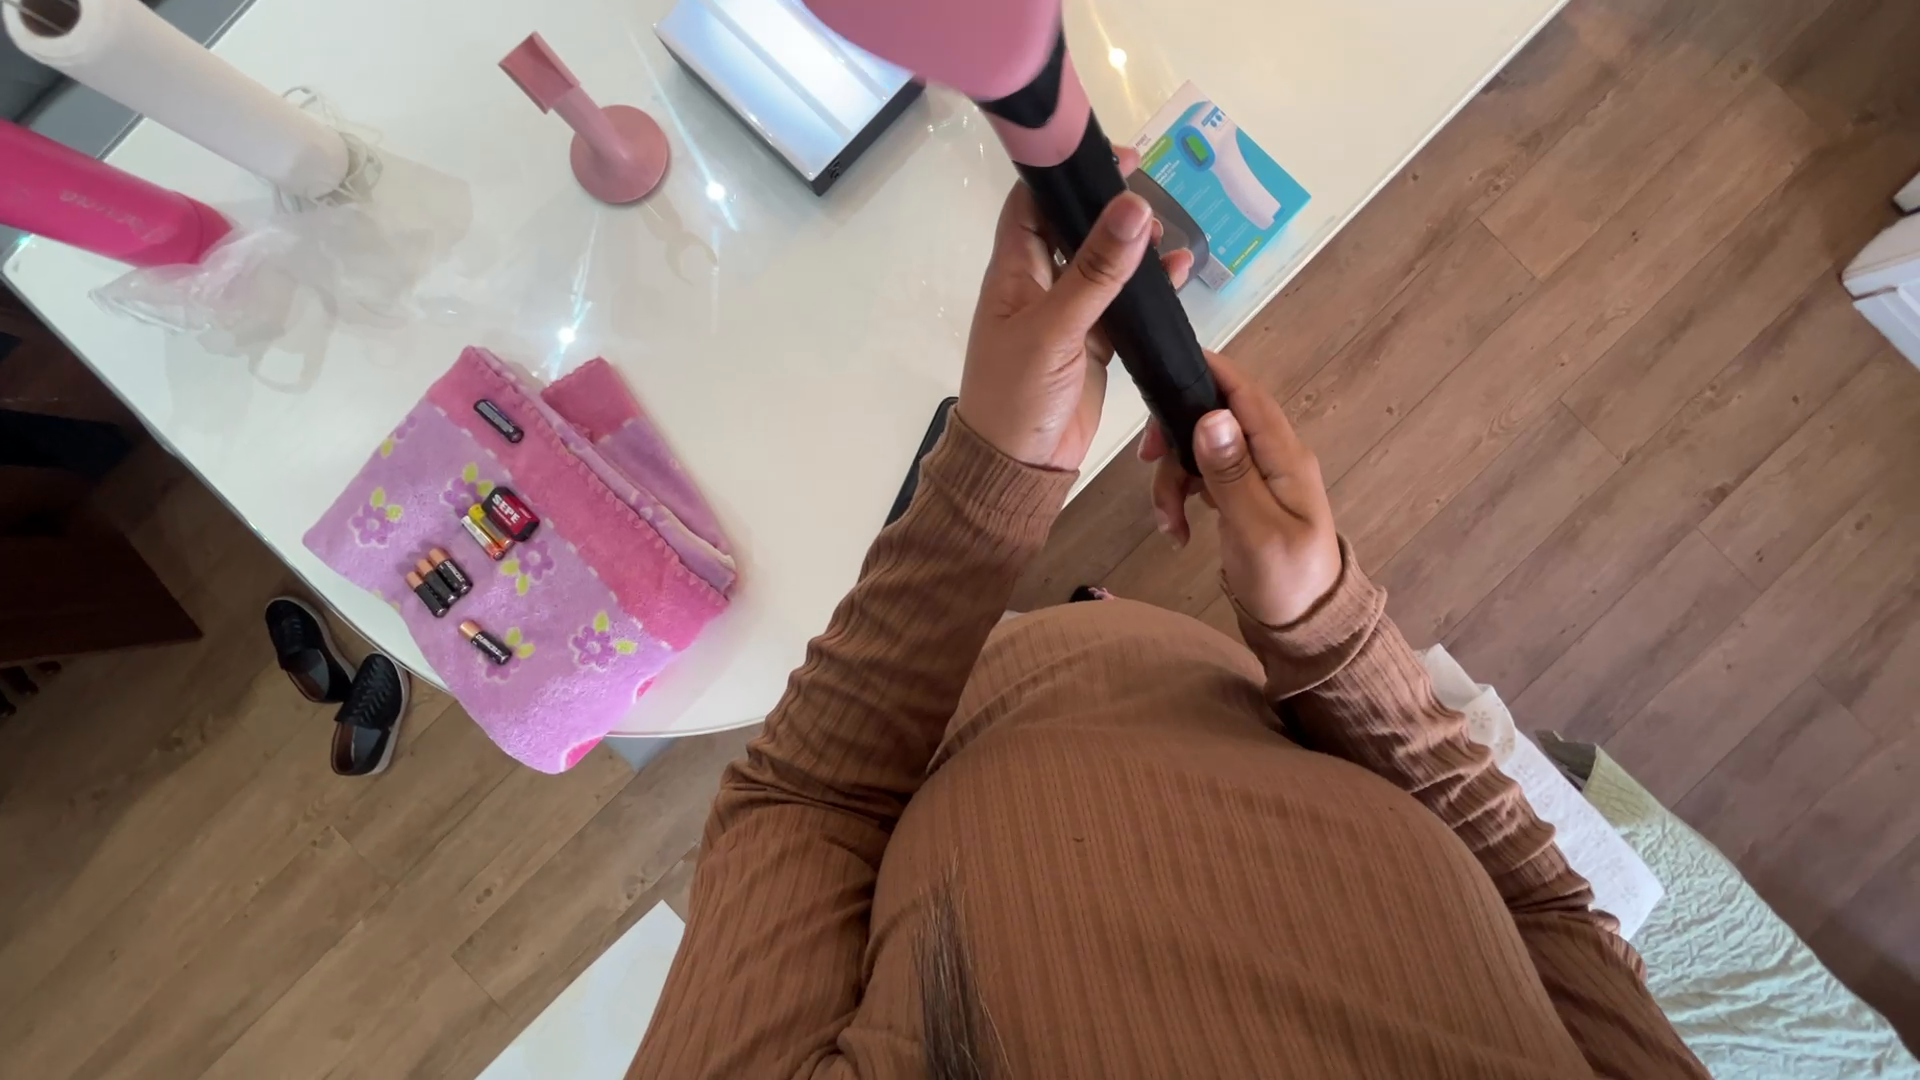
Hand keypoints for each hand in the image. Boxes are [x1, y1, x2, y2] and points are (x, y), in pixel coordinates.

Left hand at [959, 146, 1194, 470]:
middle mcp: (1039, 287)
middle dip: (1111, 209)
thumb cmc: (1017, 395)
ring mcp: (1067, 316)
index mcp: (1013, 273)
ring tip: (1169, 236)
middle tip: (1153, 191)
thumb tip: (1135, 207)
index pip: (1033, 204)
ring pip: (1104, 268)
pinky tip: (1179, 275)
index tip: (1116, 157)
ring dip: (1134, 250)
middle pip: (1075, 230)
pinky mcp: (1092, 345)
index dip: (1068, 175)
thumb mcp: (1054, 330)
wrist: (1020, 467)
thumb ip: (1095, 272)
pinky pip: (1123, 307)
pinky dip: (1148, 291)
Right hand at [1139, 352, 1340, 625]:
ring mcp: (1255, 476)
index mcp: (1284, 457)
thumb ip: (1232, 474)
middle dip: (1174, 443)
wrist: (1304, 628)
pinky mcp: (1240, 495)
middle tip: (1146, 465)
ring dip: (1172, 482)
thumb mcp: (1256, 531)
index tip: (1164, 369)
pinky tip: (1177, 530)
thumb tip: (1210, 416)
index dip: (1208, 373)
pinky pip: (1200, 479)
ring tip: (1168, 525)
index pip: (1245, 394)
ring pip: (1198, 453)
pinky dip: (1181, 498)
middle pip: (1211, 421)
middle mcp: (1271, 456)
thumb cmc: (1286, 581)